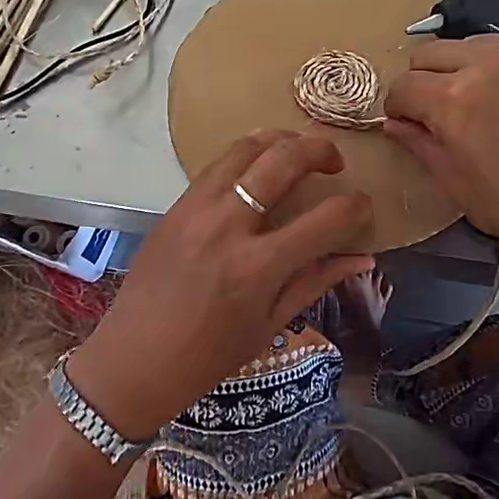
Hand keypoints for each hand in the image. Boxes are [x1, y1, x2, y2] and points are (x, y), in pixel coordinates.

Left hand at [66, 130, 374, 441]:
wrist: (135, 358)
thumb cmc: (208, 356)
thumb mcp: (269, 324)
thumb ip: (315, 282)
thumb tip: (363, 257)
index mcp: (259, 267)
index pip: (325, 219)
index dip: (356, 206)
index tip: (363, 205)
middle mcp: (228, 226)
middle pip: (283, 160)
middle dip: (320, 150)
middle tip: (334, 162)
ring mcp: (196, 210)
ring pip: (244, 148)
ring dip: (279, 140)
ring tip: (297, 150)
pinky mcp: (174, 207)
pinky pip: (215, 166)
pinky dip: (244, 157)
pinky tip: (256, 168)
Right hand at [382, 35, 498, 270]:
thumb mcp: (463, 189)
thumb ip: (424, 148)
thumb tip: (398, 126)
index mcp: (452, 101)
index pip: (403, 85)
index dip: (400, 107)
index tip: (411, 122)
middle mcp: (488, 62)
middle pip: (431, 52)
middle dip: (426, 79)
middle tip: (444, 110)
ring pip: (476, 43)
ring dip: (468, 68)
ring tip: (491, 102)